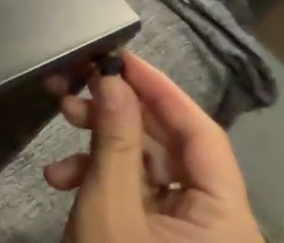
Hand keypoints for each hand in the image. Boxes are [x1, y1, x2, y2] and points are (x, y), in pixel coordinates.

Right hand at [44, 53, 260, 242]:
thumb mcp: (110, 209)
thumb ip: (115, 140)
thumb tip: (114, 80)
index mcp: (227, 218)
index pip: (202, 132)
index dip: (161, 90)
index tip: (118, 57)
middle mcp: (219, 224)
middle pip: (172, 147)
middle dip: (116, 116)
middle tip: (69, 90)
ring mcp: (192, 238)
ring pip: (149, 169)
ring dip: (99, 148)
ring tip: (57, 138)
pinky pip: (138, 197)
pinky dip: (100, 180)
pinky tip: (61, 180)